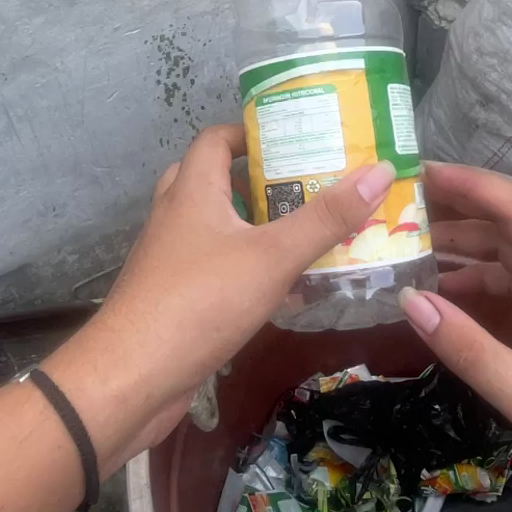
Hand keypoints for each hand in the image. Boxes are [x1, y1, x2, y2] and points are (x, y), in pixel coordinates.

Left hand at [43, 125, 393, 473]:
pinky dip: (245, 268)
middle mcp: (176, 215)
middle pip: (214, 179)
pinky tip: (284, 291)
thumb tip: (379, 171)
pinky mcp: (172, 296)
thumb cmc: (201, 300)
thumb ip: (326, 218)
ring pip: (215, 227)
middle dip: (259, 182)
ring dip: (254, 228)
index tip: (295, 142)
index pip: (216, 138)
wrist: (132, 378)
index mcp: (192, 189)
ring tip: (304, 234)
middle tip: (306, 188)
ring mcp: (170, 258)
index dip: (252, 133)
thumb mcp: (273, 256)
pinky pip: (214, 267)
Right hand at [399, 162, 511, 503]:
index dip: (472, 185)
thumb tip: (409, 300)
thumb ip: (466, 346)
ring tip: (412, 240)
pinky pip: (511, 282)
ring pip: (508, 251)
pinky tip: (442, 290)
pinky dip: (475, 279)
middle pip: (511, 222)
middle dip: (460, 205)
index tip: (423, 173)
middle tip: (405, 200)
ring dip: (464, 243)